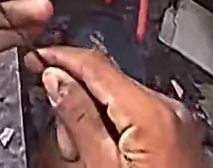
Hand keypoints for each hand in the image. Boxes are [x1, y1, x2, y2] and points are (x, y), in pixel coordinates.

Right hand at [27, 46, 205, 167]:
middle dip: (76, 97)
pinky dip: (112, 127)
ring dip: (91, 115)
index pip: (96, 64)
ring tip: (81, 152)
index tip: (36, 57)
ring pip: (118, 98)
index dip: (61, 58)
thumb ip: (78, 117)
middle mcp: (169, 110)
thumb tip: (55, 76)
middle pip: (107, 80)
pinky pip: (134, 116)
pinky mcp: (175, 139)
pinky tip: (101, 153)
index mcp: (152, 112)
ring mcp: (176, 124)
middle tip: (62, 134)